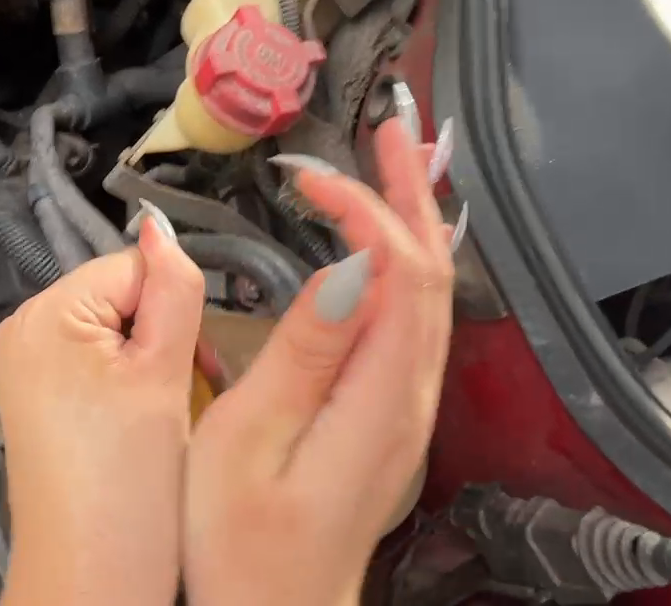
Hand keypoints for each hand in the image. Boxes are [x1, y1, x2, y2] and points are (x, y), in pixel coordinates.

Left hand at [0, 202, 206, 605]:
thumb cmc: (125, 489)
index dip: (173, 313)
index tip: (191, 365)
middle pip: (121, 297)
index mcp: (44, 314)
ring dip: (150, 365)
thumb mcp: (162, 375)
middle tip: (178, 399)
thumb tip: (159, 223)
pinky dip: (126, 386)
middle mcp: (23, 329)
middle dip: (161, 340)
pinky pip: (94, 362)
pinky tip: (137, 428)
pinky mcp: (37, 395)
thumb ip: (171, 289)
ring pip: (115, 331)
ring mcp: (26, 364)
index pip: (133, 269)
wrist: (89, 586)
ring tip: (161, 418)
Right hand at [183, 112, 457, 605]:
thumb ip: (306, 354)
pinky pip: (413, 320)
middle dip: (415, 196)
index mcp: (379, 400)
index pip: (400, 276)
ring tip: (393, 167)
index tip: (312, 177)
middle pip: (434, 277)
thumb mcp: (248, 441)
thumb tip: (351, 268)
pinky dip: (402, 264)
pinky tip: (384, 245)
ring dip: (414, 222)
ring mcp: (404, 409)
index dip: (368, 212)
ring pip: (430, 296)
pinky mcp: (386, 415)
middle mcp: (411, 398)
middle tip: (393, 130)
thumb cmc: (236, 539)